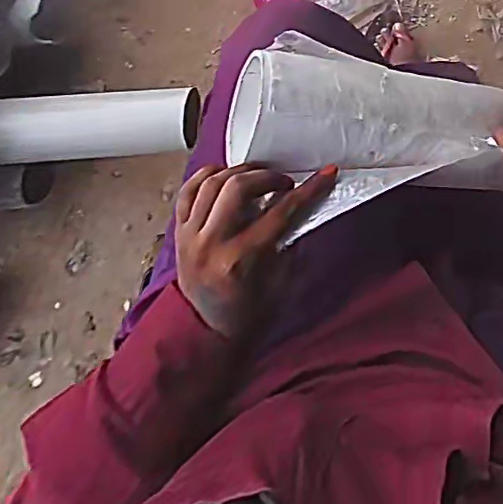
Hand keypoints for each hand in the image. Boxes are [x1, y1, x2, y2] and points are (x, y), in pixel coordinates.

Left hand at [174, 163, 337, 339]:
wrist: (205, 331)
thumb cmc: (248, 310)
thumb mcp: (278, 281)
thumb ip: (287, 240)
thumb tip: (298, 204)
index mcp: (238, 260)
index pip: (278, 214)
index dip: (307, 191)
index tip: (325, 174)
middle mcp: (210, 243)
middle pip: (238, 188)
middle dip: (268, 177)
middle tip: (283, 183)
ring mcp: (189, 235)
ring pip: (211, 183)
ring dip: (240, 172)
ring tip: (258, 177)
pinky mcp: (178, 231)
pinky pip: (188, 191)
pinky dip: (207, 176)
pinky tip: (225, 176)